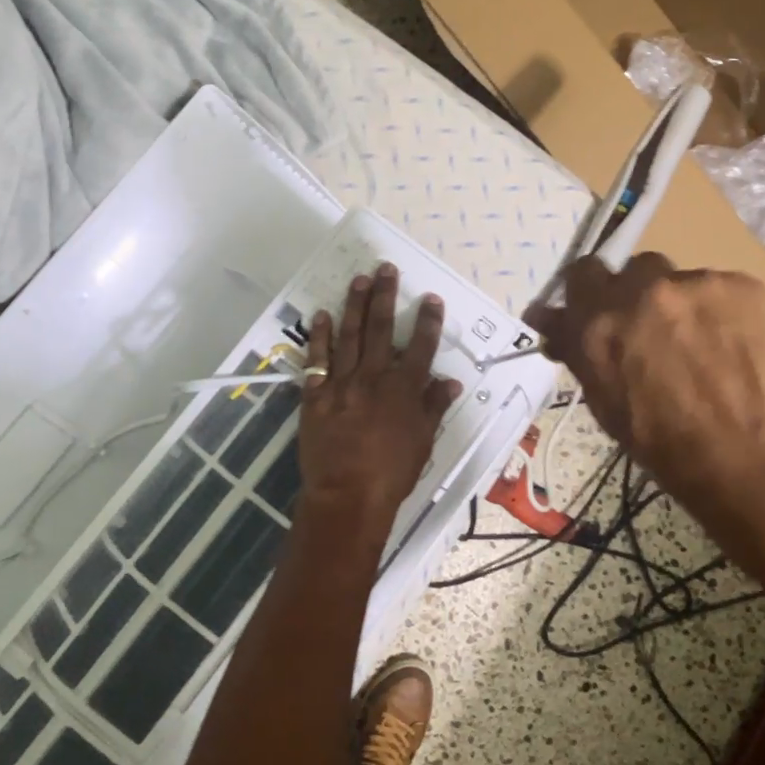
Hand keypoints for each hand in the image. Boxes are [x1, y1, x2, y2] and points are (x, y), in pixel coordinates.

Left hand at [298, 263, 462, 516]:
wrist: (347, 496)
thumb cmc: (392, 475)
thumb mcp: (423, 443)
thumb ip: (433, 408)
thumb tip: (450, 382)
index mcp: (404, 390)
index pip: (420, 347)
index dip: (427, 321)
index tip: (429, 298)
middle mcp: (373, 378)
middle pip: (380, 329)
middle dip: (385, 296)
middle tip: (385, 268)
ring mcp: (341, 384)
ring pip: (348, 336)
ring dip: (354, 305)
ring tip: (358, 279)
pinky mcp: (315, 396)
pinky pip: (316, 360)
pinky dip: (319, 336)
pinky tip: (321, 315)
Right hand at [525, 254, 764, 515]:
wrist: (755, 461)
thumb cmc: (666, 447)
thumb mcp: (605, 402)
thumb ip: (580, 351)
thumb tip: (550, 321)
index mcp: (598, 323)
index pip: (581, 276)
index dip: (592, 292)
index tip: (600, 310)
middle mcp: (642, 292)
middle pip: (635, 270)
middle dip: (641, 295)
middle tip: (656, 330)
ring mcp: (697, 285)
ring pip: (685, 282)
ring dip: (687, 306)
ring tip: (709, 346)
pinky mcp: (746, 287)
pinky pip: (728, 292)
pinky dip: (729, 315)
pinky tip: (743, 349)